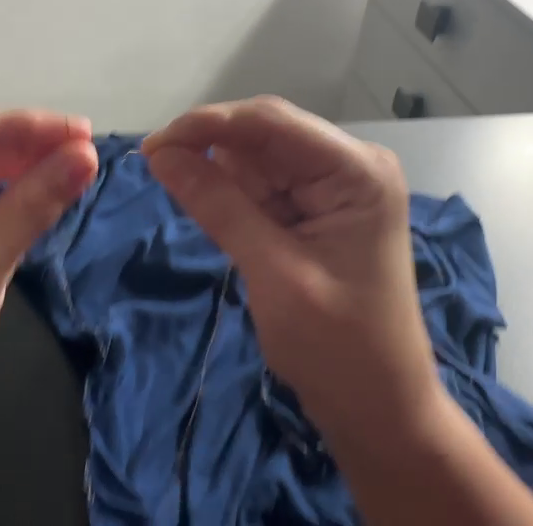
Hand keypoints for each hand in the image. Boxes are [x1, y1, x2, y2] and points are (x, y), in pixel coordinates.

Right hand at [143, 96, 439, 443]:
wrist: (379, 411)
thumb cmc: (338, 348)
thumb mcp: (273, 273)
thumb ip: (218, 205)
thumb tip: (158, 154)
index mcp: (356, 171)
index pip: (270, 121)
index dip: (206, 124)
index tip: (153, 147)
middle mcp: (347, 164)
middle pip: (262, 131)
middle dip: (207, 144)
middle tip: (154, 165)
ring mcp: (331, 184)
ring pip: (254, 153)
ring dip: (214, 167)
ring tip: (177, 187)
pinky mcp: (313, 207)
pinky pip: (258, 181)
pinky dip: (227, 190)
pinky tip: (204, 202)